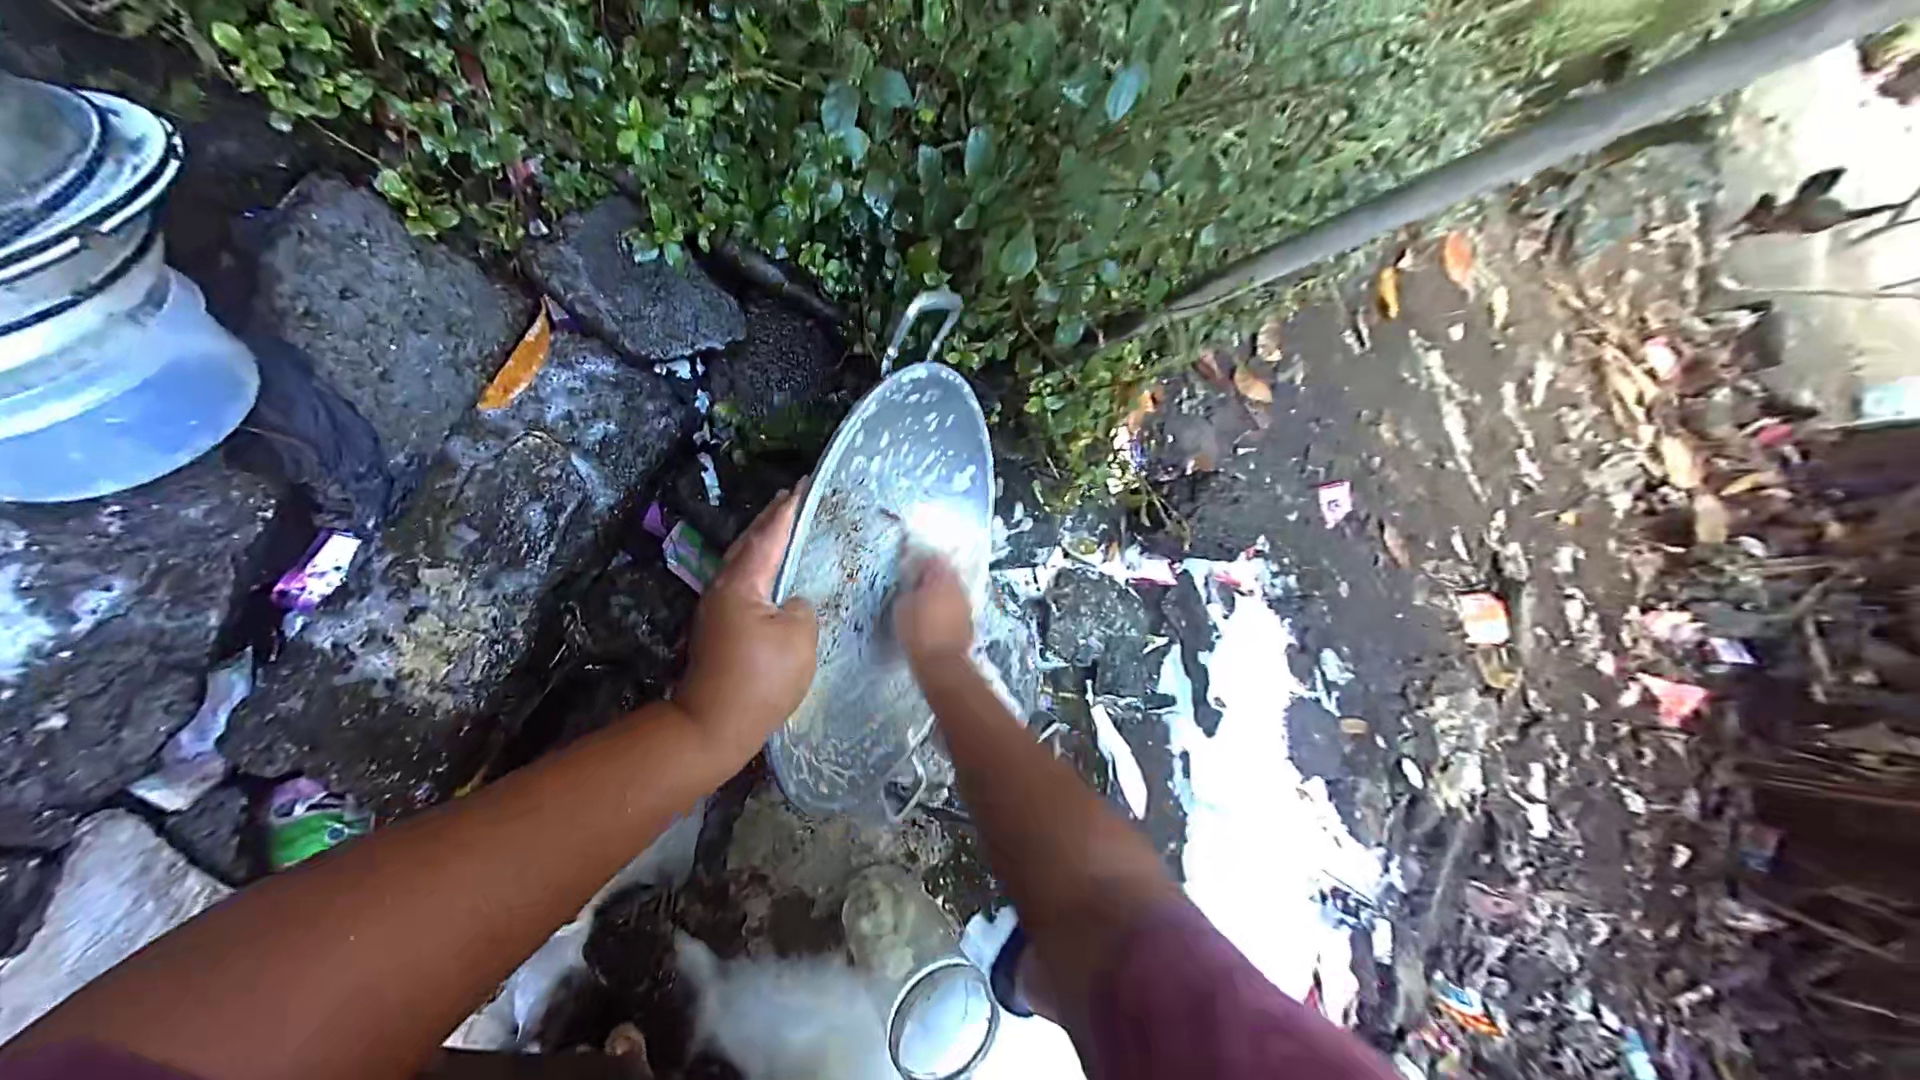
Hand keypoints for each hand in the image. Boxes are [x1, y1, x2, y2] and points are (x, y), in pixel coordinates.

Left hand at [675, 486, 817, 756]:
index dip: (789, 509)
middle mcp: (724, 587)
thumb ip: (802, 607)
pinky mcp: (721, 628)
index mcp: (743, 582)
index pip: (770, 534)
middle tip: (794, 499)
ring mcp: (718, 608)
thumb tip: (792, 603)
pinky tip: (777, 574)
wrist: (712, 725)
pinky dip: (762, 567)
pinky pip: (745, 583)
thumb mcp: (798, 637)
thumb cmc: (761, 679)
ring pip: (745, 562)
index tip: (805, 484)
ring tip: (787, 528)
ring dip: (765, 541)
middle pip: (750, 542)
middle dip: (772, 519)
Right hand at [896, 554, 974, 675]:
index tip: (911, 567)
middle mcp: (957, 587)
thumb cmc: (916, 630)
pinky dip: (948, 607)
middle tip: (919, 584)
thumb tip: (915, 585)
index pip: (933, 559)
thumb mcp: (902, 605)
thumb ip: (910, 589)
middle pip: (947, 573)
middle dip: (934, 576)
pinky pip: (956, 606)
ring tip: (927, 601)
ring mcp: (966, 604)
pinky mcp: (969, 620)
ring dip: (942, 592)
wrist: (940, 662)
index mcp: (941, 578)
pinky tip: (937, 617)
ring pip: (953, 590)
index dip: (921, 561)